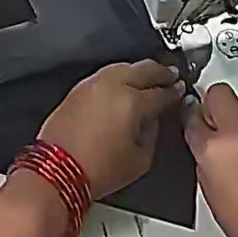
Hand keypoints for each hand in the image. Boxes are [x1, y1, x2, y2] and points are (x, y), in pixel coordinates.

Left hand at [38, 60, 186, 197]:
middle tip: (170, 76)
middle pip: (145, 68)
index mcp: (132, 102)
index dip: (174, 91)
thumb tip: (154, 119)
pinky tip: (123, 85)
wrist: (59, 170)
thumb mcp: (141, 159)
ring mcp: (93, 84)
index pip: (162, 91)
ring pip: (123, 66)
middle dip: (161, 72)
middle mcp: (112, 86)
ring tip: (148, 78)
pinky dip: (118, 76)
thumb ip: (153, 132)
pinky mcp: (78, 89)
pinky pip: (104, 74)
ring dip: (139, 70)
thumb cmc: (95, 168)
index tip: (179, 91)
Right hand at [185, 83, 237, 236]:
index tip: (191, 125)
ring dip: (236, 127)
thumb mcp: (215, 202)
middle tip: (210, 123)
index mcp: (213, 150)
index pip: (191, 117)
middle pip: (219, 94)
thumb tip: (205, 157)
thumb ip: (206, 168)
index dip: (189, 121)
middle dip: (211, 104)